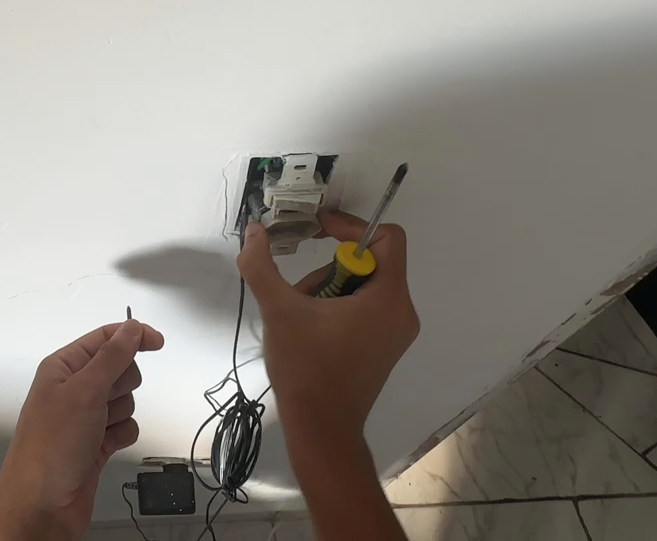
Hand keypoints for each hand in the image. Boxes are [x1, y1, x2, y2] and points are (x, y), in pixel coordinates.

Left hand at [0, 320, 164, 540]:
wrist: (42, 508)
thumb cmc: (49, 448)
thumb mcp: (84, 392)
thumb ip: (112, 357)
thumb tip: (131, 329)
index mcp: (63, 367)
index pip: (104, 338)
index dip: (131, 336)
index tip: (156, 341)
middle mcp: (74, 388)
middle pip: (119, 369)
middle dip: (121, 385)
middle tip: (103, 401)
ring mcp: (85, 416)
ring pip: (125, 398)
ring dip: (119, 413)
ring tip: (98, 429)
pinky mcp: (96, 441)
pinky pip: (125, 426)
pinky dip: (121, 435)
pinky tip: (105, 445)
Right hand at [237, 210, 418, 443]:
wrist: (321, 430)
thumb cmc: (307, 368)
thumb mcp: (278, 309)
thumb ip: (261, 265)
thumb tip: (255, 231)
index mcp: (388, 300)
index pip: (388, 238)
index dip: (352, 225)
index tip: (319, 229)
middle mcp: (401, 312)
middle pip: (371, 260)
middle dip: (330, 265)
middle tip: (302, 287)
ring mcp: (394, 331)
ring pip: (363, 283)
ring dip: (328, 285)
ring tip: (302, 313)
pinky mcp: (383, 344)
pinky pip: (364, 303)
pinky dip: (336, 302)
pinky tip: (311, 326)